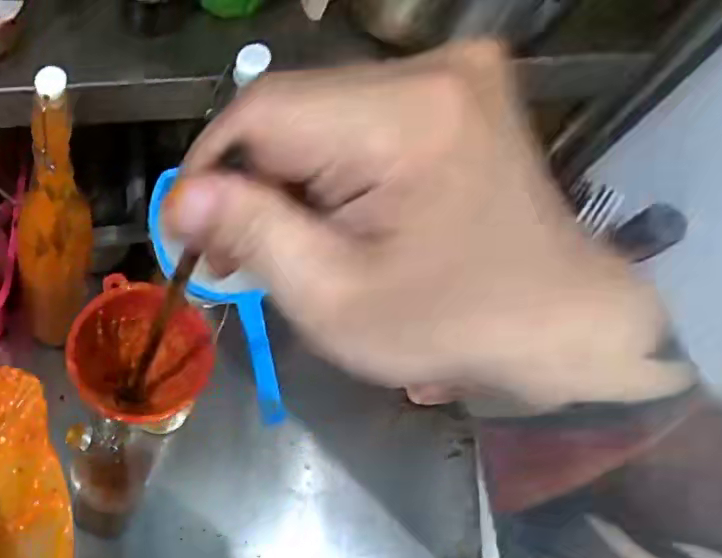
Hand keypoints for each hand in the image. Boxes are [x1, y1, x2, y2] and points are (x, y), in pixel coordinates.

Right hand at [163, 41, 691, 410]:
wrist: (544, 322)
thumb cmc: (431, 322)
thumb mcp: (321, 291)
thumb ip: (250, 230)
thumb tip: (177, 198)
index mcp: (403, 117)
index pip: (258, 111)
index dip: (202, 172)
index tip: (187, 239)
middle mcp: (431, 71)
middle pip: (278, 109)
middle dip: (233, 183)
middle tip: (227, 257)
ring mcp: (444, 77)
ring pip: (299, 116)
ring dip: (263, 184)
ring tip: (263, 248)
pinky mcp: (442, 97)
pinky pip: (333, 122)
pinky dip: (299, 175)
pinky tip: (303, 222)